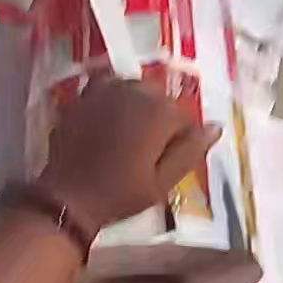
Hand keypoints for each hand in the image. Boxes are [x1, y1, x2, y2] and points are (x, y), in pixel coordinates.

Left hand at [38, 78, 218, 231]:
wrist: (67, 197)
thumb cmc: (120, 194)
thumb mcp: (163, 182)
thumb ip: (190, 151)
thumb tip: (215, 127)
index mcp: (161, 112)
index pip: (185, 117)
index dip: (180, 140)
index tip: (167, 160)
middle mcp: (136, 90)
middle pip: (161, 98)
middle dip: (160, 119)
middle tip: (147, 151)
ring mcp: (106, 89)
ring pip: (136, 88)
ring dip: (138, 105)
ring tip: (128, 135)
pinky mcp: (83, 95)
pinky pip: (107, 84)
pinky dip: (113, 95)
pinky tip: (109, 115)